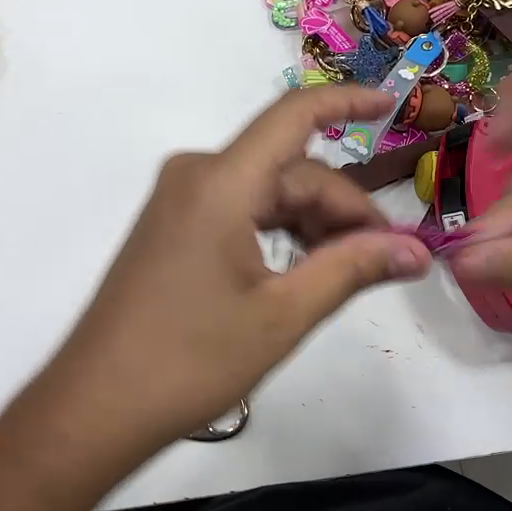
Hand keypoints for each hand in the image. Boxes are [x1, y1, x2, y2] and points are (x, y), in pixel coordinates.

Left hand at [51, 86, 432, 444]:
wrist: (94, 407)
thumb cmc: (189, 360)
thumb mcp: (282, 315)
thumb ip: (352, 270)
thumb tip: (417, 250)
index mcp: (221, 181)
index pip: (294, 117)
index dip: (346, 103)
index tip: (391, 105)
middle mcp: (197, 173)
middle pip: (289, 169)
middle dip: (342, 206)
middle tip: (388, 257)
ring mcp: (180, 197)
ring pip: (267, 190)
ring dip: (313, 221)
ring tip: (350, 269)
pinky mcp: (173, 222)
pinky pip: (241, 206)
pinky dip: (280, 228)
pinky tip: (306, 266)